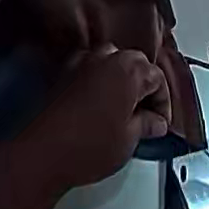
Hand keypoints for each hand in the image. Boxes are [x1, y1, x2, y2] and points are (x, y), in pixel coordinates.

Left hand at [9, 46, 170, 194]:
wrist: (45, 151)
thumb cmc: (88, 145)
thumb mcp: (129, 139)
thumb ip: (147, 124)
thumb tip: (155, 122)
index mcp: (128, 69)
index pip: (157, 77)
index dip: (163, 102)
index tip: (161, 121)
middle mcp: (106, 57)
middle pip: (135, 63)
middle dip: (144, 87)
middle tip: (148, 115)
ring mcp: (83, 61)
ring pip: (112, 61)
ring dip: (122, 79)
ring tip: (125, 109)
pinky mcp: (66, 70)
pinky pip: (91, 67)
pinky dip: (100, 79)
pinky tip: (101, 104)